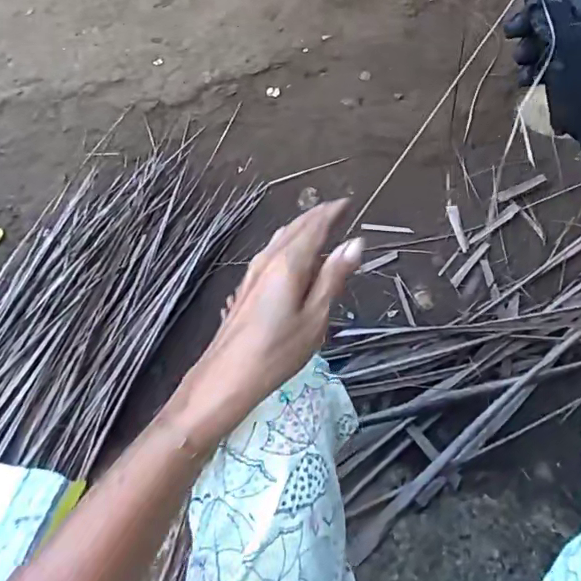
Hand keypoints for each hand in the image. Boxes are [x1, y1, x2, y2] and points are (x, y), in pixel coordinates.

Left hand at [170, 200, 361, 444]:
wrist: (226, 377)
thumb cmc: (277, 352)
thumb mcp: (315, 317)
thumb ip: (334, 277)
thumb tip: (354, 244)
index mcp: (289, 263)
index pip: (314, 226)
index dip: (332, 212)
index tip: (348, 203)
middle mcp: (269, 259)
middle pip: (296, 227)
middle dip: (318, 215)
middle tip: (338, 210)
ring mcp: (254, 271)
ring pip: (282, 237)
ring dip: (303, 226)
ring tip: (321, 226)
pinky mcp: (247, 284)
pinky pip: (273, 250)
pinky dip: (291, 242)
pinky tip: (296, 255)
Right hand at [502, 0, 580, 183]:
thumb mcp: (567, 44)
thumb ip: (550, 12)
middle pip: (556, 11)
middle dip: (531, 21)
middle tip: (511, 32)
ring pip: (551, 37)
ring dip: (531, 46)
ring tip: (522, 63)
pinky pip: (554, 59)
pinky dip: (539, 65)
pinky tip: (528, 78)